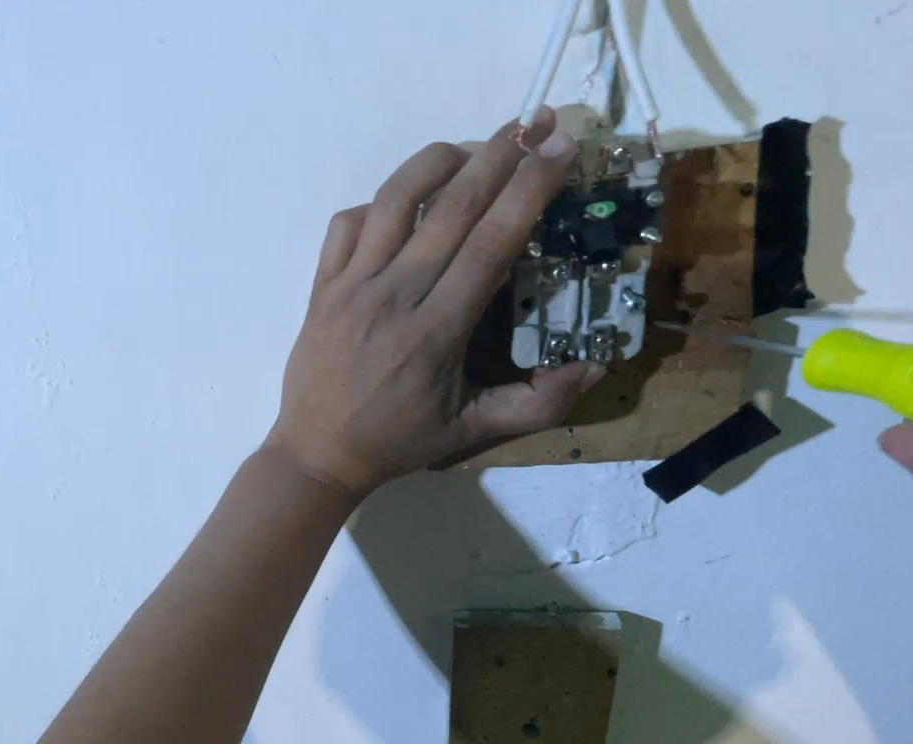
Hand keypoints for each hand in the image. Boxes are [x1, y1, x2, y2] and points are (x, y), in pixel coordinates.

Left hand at [264, 108, 594, 495]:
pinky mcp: (321, 288)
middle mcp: (394, 297)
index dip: (529, 189)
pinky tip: (400, 205)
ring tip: (469, 148)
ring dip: (437, 162)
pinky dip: (375, 204)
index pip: (491, 243)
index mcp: (437, 331)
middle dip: (500, 155)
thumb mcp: (470, 433)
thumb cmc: (395, 443)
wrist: (316, 454)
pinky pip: (346, 226)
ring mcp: (352, 288)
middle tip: (536, 121)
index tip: (559, 148)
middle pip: (452, 208)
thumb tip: (595, 366)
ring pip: (395, 202)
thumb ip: (534, 405)